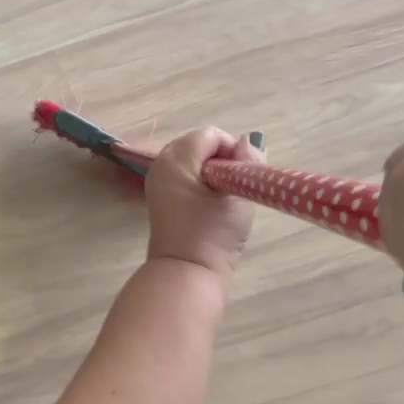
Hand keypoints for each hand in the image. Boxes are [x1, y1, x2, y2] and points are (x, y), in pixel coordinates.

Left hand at [139, 127, 260, 279]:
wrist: (185, 269)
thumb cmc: (214, 233)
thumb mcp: (238, 198)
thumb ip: (247, 164)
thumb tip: (248, 142)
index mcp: (177, 159)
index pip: (209, 134)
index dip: (231, 148)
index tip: (243, 174)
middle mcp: (160, 163)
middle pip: (195, 143)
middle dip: (219, 157)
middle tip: (235, 184)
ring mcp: (155, 178)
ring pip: (187, 158)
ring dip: (208, 169)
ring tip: (224, 196)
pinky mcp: (157, 194)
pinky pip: (179, 173)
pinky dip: (196, 179)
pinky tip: (208, 203)